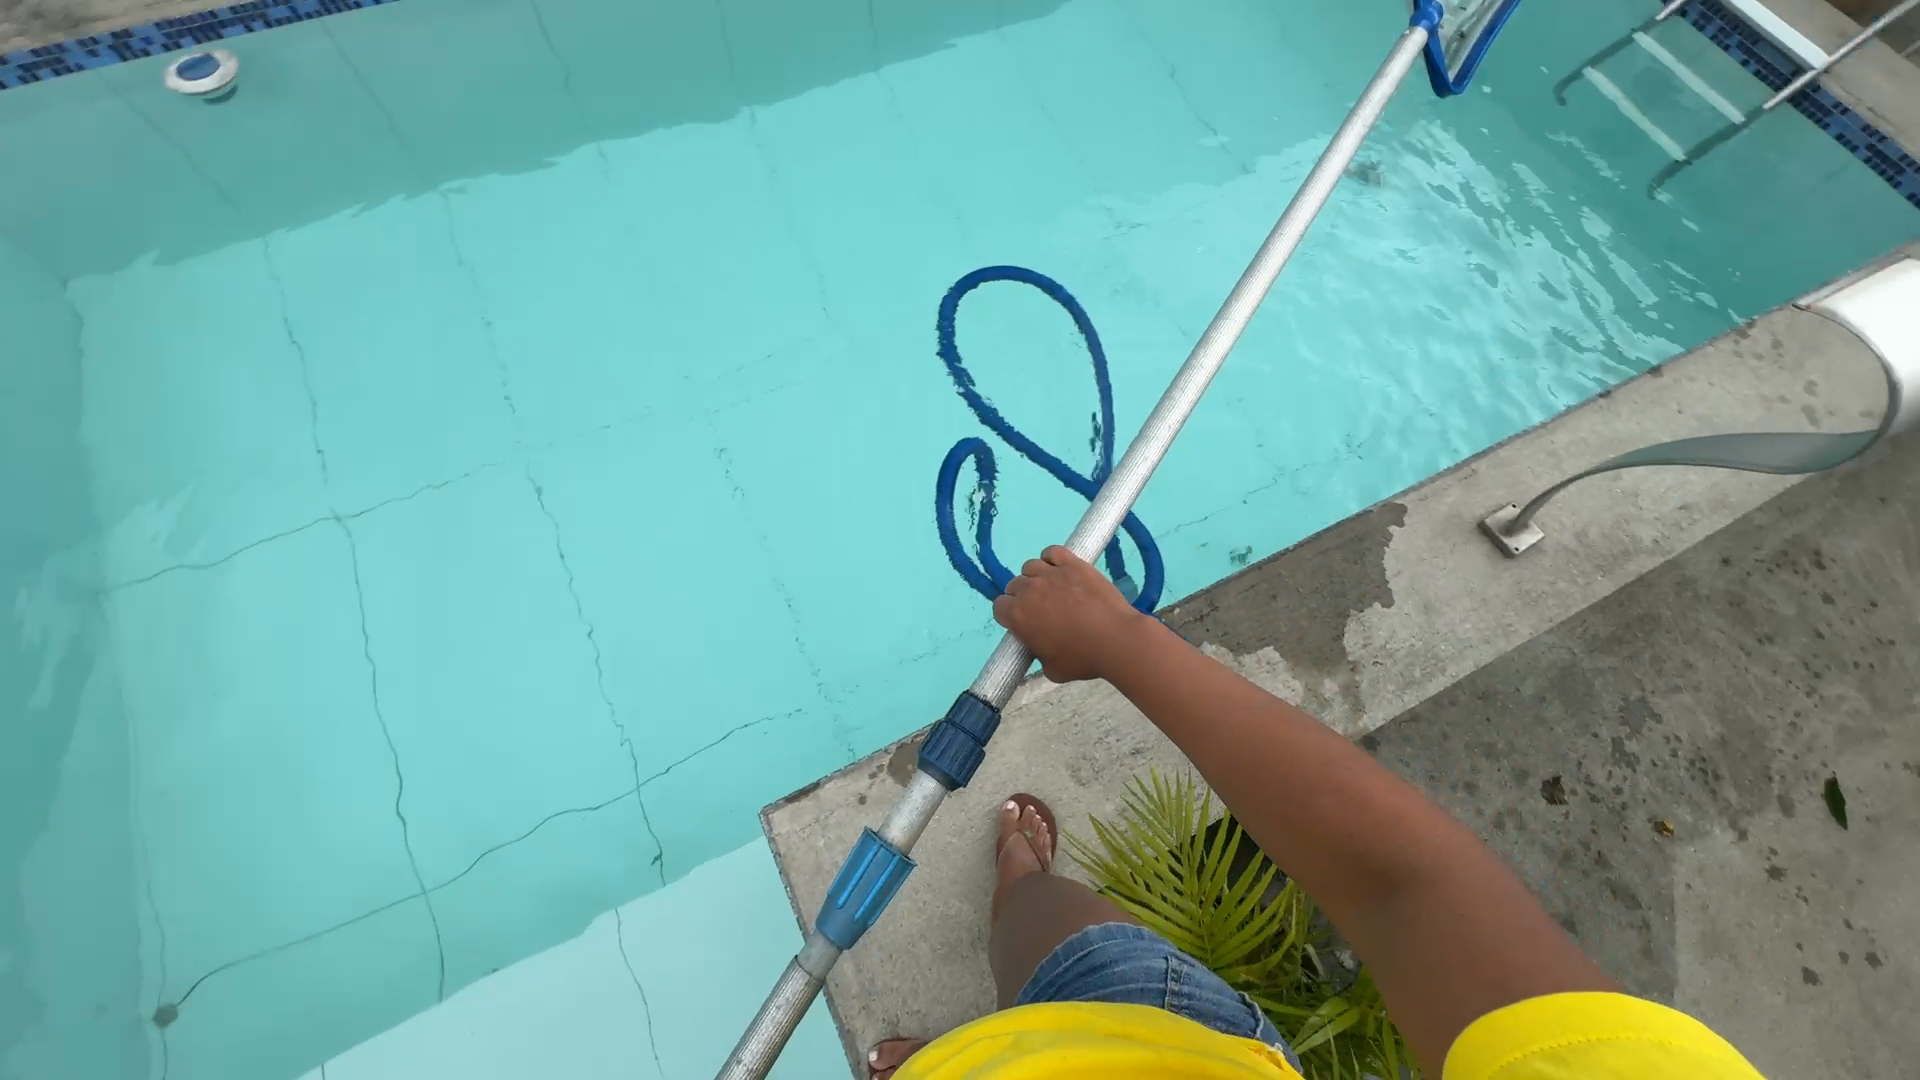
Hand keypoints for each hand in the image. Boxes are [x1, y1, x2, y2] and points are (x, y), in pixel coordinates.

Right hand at [992, 546, 1154, 682]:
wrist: (1116, 639)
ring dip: (1036, 577)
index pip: (999, 607)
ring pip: (1030, 566)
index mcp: (1018, 616)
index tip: (1023, 623)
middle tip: (1041, 609)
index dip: (1010, 615)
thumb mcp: (1052, 669)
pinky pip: (1052, 552)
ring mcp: (1051, 574)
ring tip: (1052, 589)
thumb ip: (1038, 654)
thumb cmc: (1082, 659)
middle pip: (1014, 585)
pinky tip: (1061, 570)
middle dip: (1023, 597)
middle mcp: (1029, 590)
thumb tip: (1041, 647)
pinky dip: (1052, 558)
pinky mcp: (1073, 564)